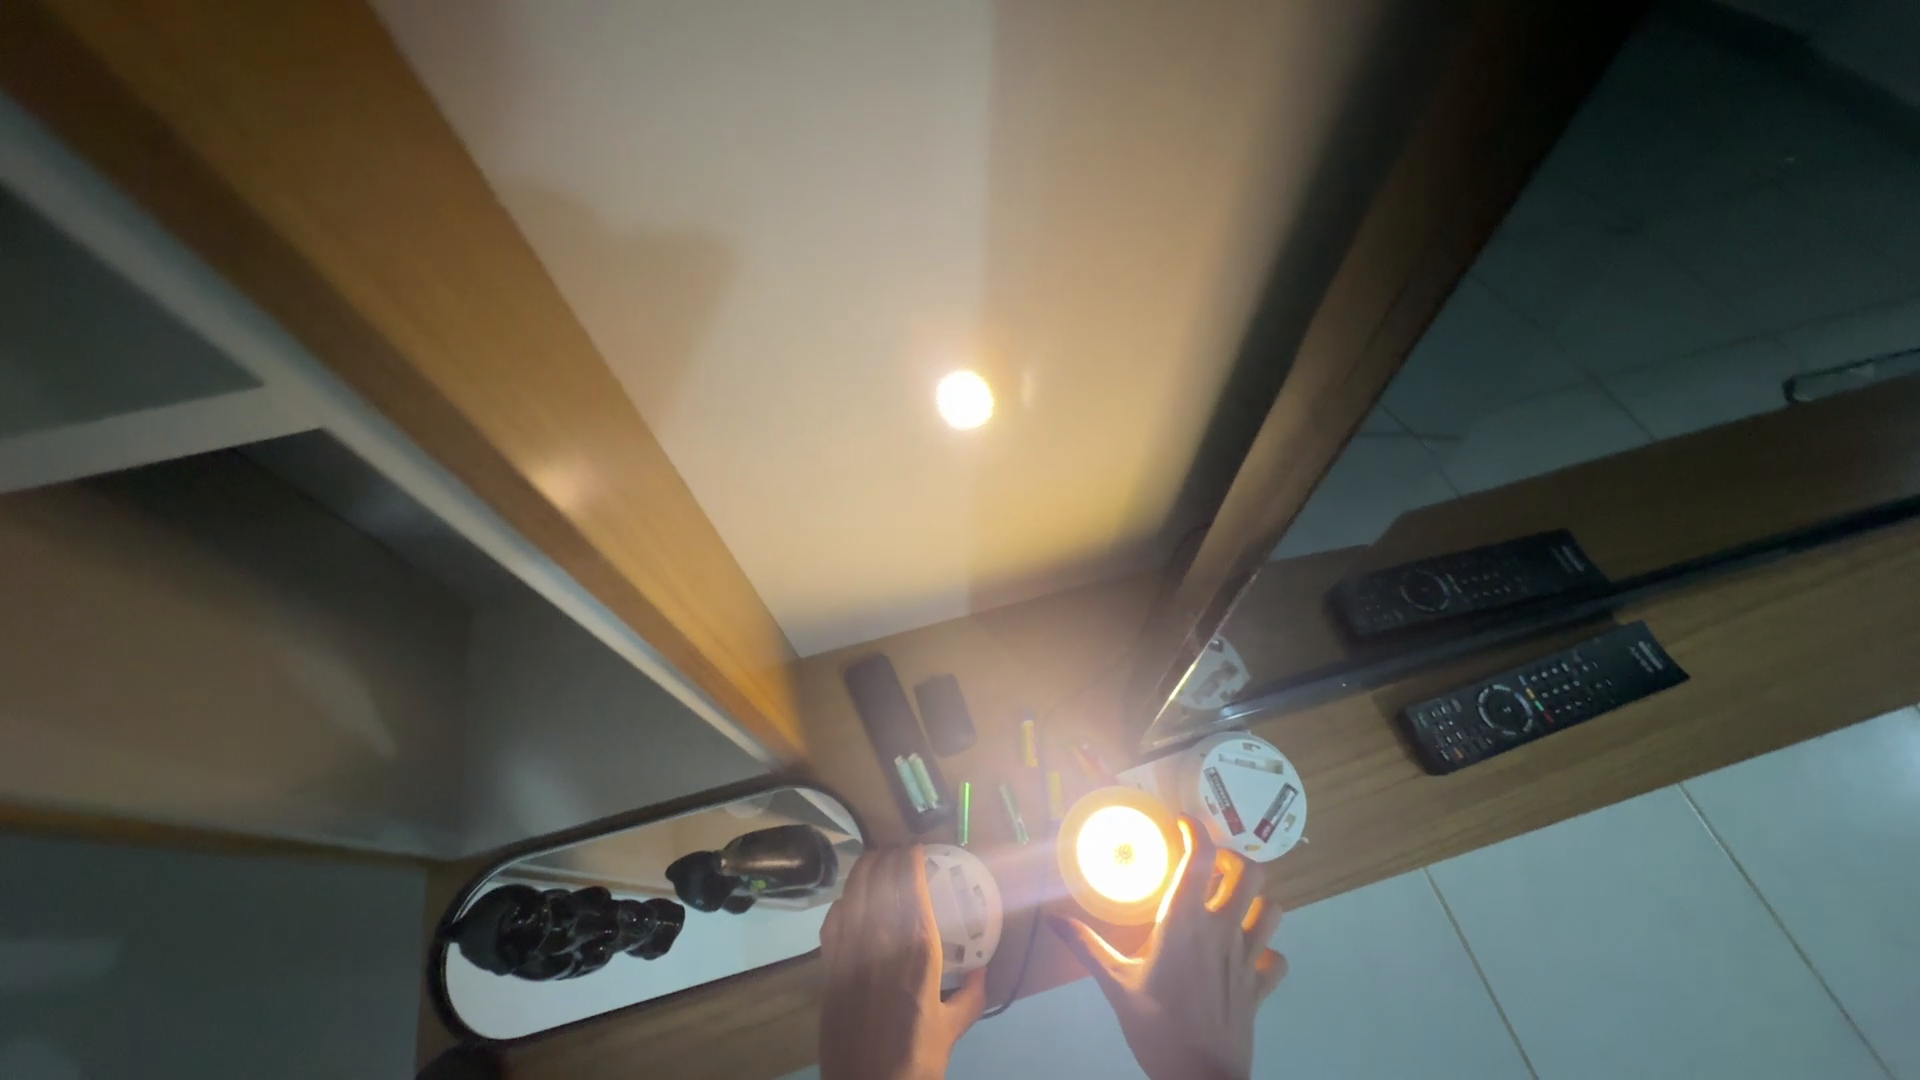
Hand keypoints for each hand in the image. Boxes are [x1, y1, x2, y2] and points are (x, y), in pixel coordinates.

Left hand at [818, 847, 987, 1079]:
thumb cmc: (917, 1059)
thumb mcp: (953, 1027)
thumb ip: (971, 993)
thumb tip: (980, 968)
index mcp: (918, 946)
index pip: (910, 880)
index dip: (912, 855)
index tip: (919, 848)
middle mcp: (881, 936)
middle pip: (880, 874)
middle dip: (890, 854)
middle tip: (901, 852)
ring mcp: (849, 948)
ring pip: (854, 889)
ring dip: (866, 869)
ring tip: (878, 862)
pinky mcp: (828, 965)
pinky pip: (834, 916)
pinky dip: (845, 899)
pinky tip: (852, 900)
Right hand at [1049, 817, 1286, 1079]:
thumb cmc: (1155, 1025)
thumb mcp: (1115, 983)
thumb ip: (1086, 946)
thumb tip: (1052, 920)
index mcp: (1185, 921)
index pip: (1201, 857)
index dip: (1197, 830)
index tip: (1183, 824)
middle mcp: (1222, 929)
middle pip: (1250, 872)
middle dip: (1234, 859)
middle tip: (1212, 864)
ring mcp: (1248, 957)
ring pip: (1273, 909)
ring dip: (1257, 899)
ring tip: (1234, 902)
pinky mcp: (1262, 987)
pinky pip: (1279, 959)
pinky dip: (1270, 951)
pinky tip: (1251, 954)